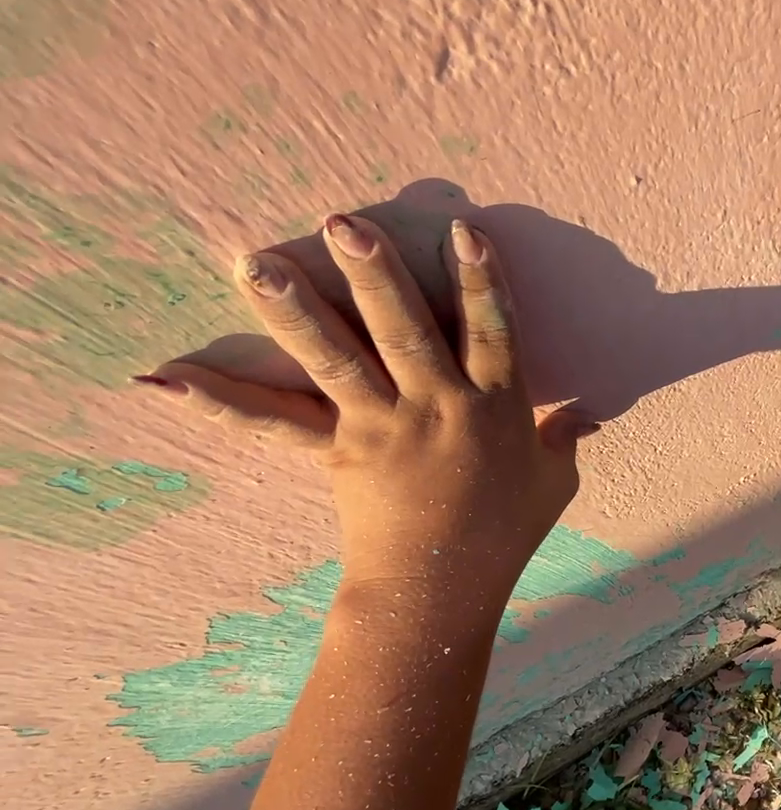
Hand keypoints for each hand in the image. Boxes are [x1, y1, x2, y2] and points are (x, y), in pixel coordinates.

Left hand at [137, 215, 593, 607]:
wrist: (442, 585)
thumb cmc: (508, 529)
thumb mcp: (554, 479)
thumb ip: (563, 437)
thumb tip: (582, 416)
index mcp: (498, 404)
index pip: (494, 328)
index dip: (483, 278)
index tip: (465, 231)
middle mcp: (438, 404)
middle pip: (407, 329)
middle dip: (378, 275)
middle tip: (345, 224)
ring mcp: (381, 426)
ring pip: (337, 358)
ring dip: (298, 309)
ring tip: (258, 262)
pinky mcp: (337, 452)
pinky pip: (277, 423)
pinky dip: (223, 401)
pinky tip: (168, 375)